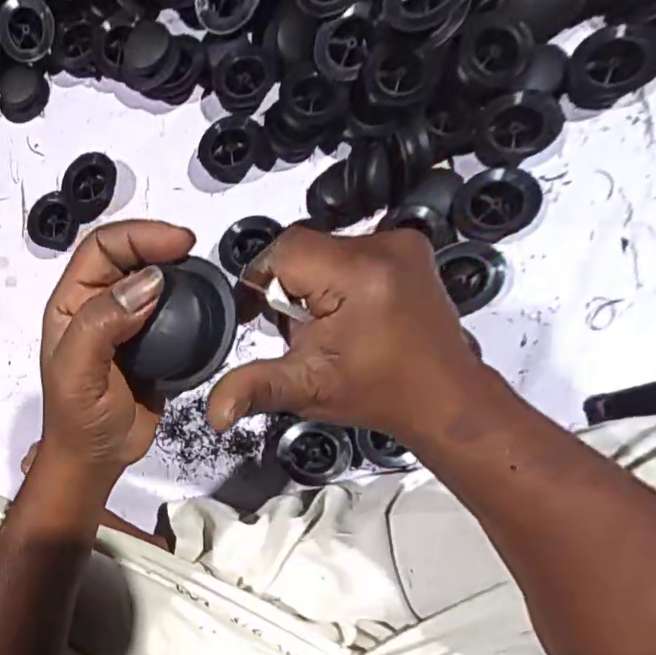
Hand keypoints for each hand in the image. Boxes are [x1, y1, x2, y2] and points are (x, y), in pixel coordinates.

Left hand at [37, 220, 196, 483]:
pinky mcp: (152, 346)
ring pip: (153, 282)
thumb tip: (146, 283)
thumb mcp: (78, 372)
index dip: (137, 236)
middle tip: (191, 252)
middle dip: (159, 245)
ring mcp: (127, 326)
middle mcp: (98, 307)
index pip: (101, 249)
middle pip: (129, 256)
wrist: (97, 458)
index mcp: (71, 305)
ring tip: (200, 275)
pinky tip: (202, 307)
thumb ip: (102, 324)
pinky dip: (189, 305)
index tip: (175, 243)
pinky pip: (172, 314)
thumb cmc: (77, 420)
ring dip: (177, 273)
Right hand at [206, 226, 488, 443]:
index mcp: (359, 275)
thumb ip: (254, 389)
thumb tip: (215, 410)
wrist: (440, 396)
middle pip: (302, 248)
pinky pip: (350, 251)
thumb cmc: (383, 392)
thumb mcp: (306, 390)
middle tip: (308, 332)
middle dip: (290, 290)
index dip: (263, 283)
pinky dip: (337, 281)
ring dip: (313, 286)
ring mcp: (401, 244)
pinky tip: (350, 315)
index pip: (283, 250)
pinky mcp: (408, 249)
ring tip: (332, 327)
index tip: (265, 316)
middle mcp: (385, 247)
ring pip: (324, 249)